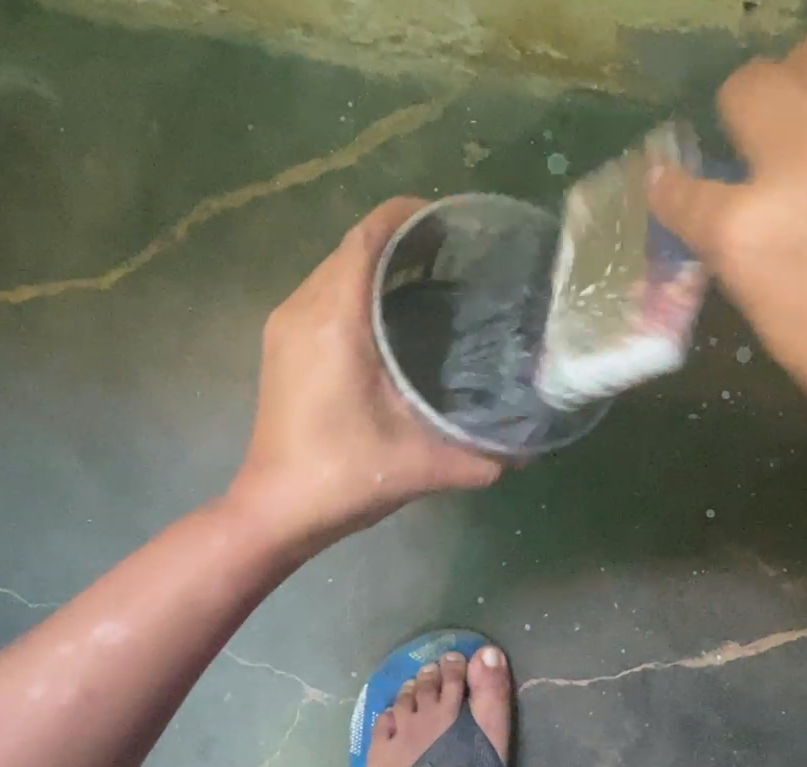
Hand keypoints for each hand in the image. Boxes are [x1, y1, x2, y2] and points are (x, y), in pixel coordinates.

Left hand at [230, 198, 501, 536]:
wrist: (275, 510)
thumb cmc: (345, 478)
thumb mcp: (425, 465)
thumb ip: (484, 457)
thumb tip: (531, 450)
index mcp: (335, 321)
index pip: (367, 238)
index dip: (408, 216)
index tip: (453, 220)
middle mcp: (303, 310)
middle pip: (351, 247)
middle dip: (401, 239)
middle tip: (457, 254)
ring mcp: (286, 326)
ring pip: (335, 269)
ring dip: (378, 263)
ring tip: (432, 278)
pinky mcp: (281, 346)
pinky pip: (323, 294)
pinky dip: (358, 287)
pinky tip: (392, 317)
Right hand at [649, 0, 806, 481]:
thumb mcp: (785, 334)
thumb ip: (752, 263)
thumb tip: (743, 226)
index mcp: (748, 233)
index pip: (680, 192)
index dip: (678, 195)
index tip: (685, 195)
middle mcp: (801, 150)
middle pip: (748, 90)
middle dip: (753, 130)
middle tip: (787, 169)